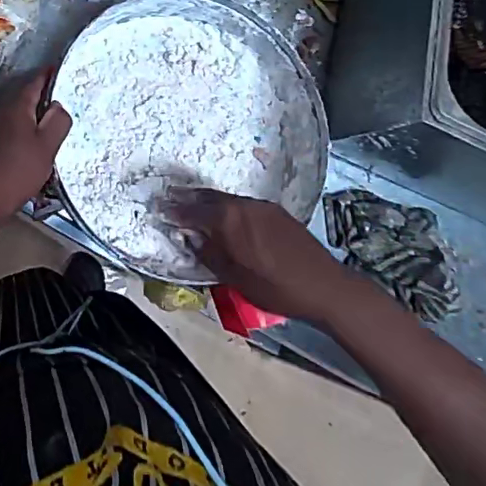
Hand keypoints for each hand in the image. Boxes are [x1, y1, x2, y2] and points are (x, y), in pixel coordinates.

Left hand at [0, 67, 71, 224]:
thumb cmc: (18, 173)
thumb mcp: (47, 148)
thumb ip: (57, 122)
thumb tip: (57, 104)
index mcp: (16, 108)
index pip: (33, 83)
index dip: (45, 76)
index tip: (54, 71)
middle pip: (18, 97)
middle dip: (34, 96)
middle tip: (52, 100)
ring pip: (7, 113)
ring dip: (22, 114)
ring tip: (37, 122)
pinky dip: (10, 129)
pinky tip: (15, 143)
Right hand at [162, 188, 373, 324]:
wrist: (325, 286)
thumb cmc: (276, 288)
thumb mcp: (234, 278)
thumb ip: (209, 254)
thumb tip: (191, 237)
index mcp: (229, 221)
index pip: (193, 211)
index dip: (175, 211)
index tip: (160, 208)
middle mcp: (244, 206)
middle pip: (209, 198)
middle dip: (188, 199)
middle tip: (171, 197)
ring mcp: (263, 207)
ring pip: (227, 199)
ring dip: (208, 201)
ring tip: (194, 205)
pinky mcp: (277, 212)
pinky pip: (243, 204)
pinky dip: (228, 207)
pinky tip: (226, 216)